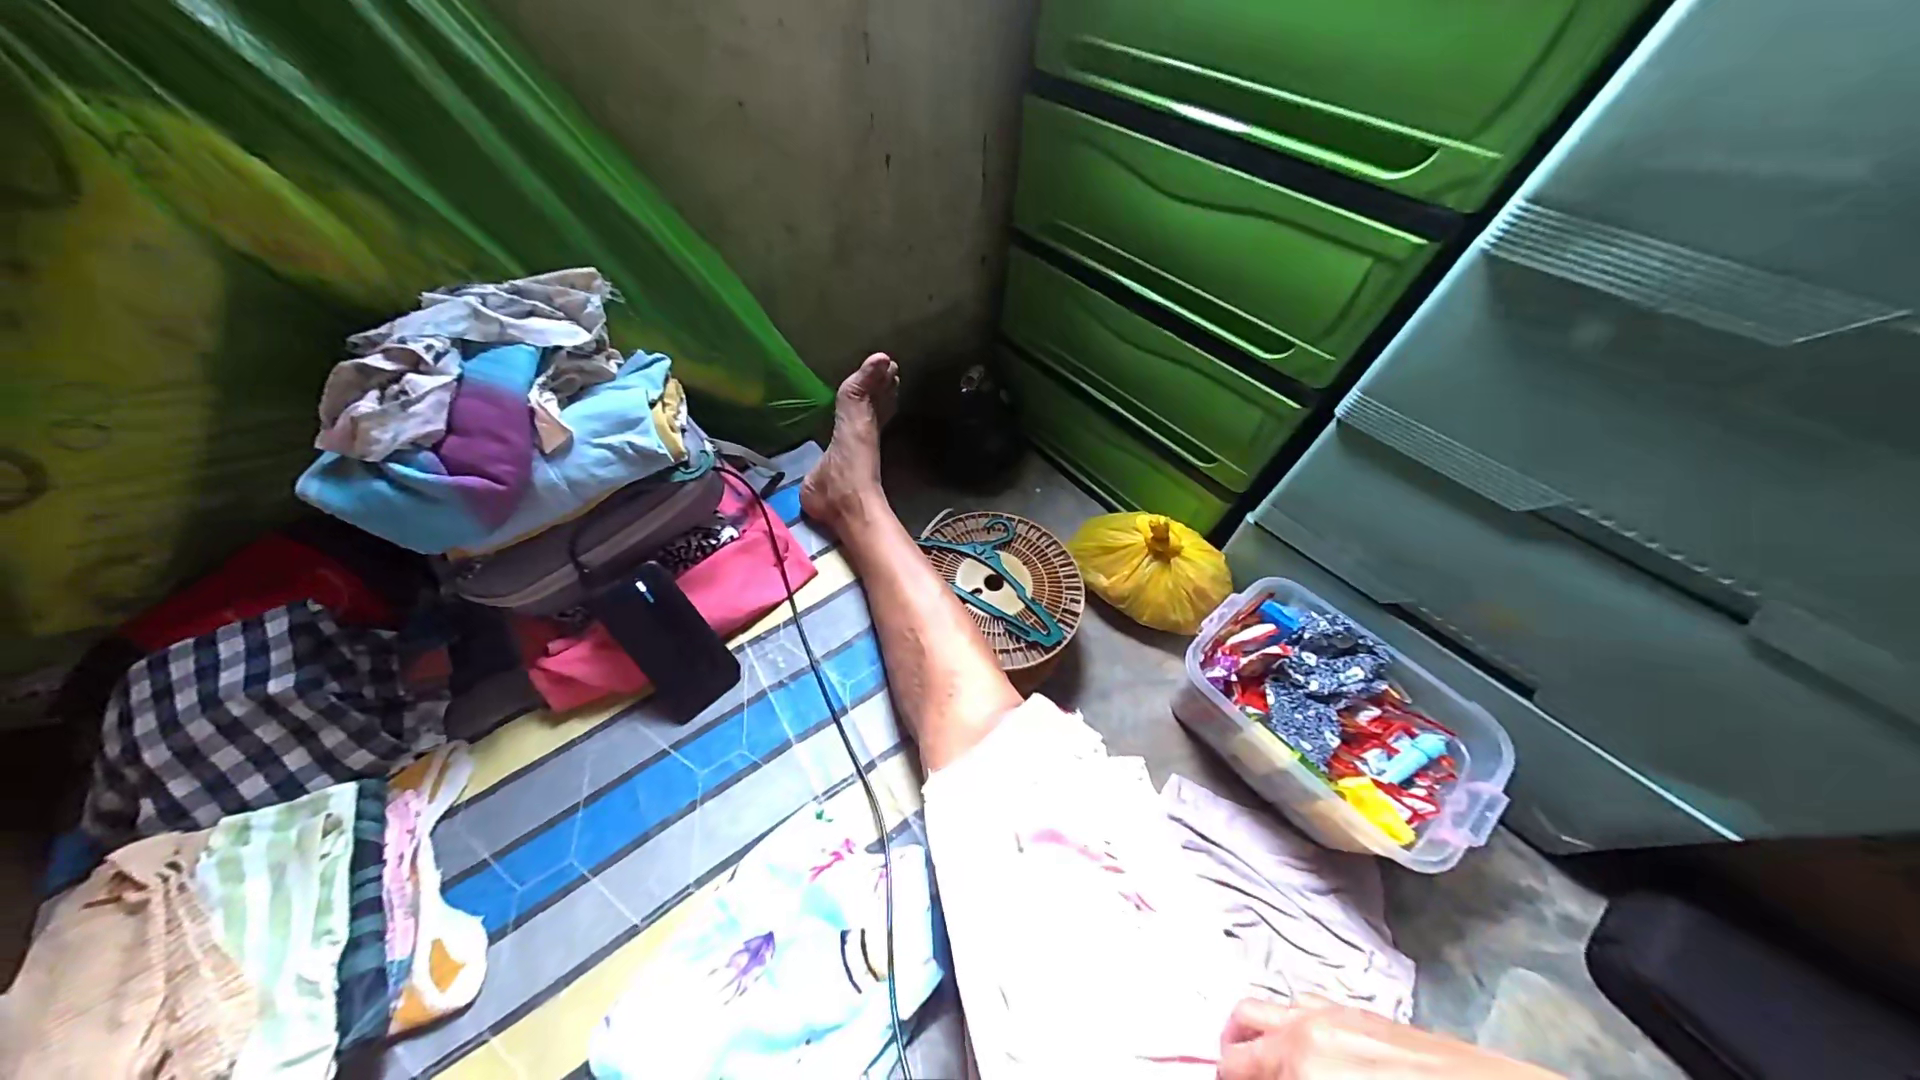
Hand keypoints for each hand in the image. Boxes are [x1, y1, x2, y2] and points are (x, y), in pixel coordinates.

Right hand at [1217, 995, 1563, 1079]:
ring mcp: (1337, 1013)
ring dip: (1260, 1035)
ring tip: (1272, 1071)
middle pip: (1240, 1021)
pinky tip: (1315, 1059)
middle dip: (1231, 1055)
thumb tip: (1262, 1078)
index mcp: (1298, 1061)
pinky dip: (1293, 1026)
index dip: (1225, 1078)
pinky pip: (1308, 1006)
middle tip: (1237, 1079)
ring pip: (1271, 1008)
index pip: (1232, 1066)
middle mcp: (1307, 1025)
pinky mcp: (1366, 1014)